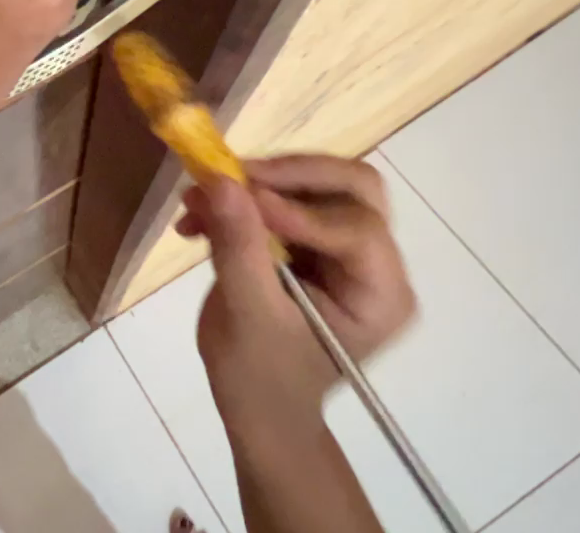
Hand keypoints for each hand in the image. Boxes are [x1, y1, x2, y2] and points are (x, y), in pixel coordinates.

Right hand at [176, 157, 414, 429]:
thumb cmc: (260, 376)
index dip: (300, 210)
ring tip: (202, 195)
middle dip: (290, 175)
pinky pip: (286, 197)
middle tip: (233, 174)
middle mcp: (376, 262)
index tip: (242, 197)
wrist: (257, 405)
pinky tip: (199, 217)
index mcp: (380, 293)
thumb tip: (221, 181)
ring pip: (319, 183)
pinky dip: (243, 198)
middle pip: (352, 187)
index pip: (356, 229)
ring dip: (260, 183)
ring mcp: (345, 247)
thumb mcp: (246, 314)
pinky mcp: (312, 239)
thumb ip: (239, 246)